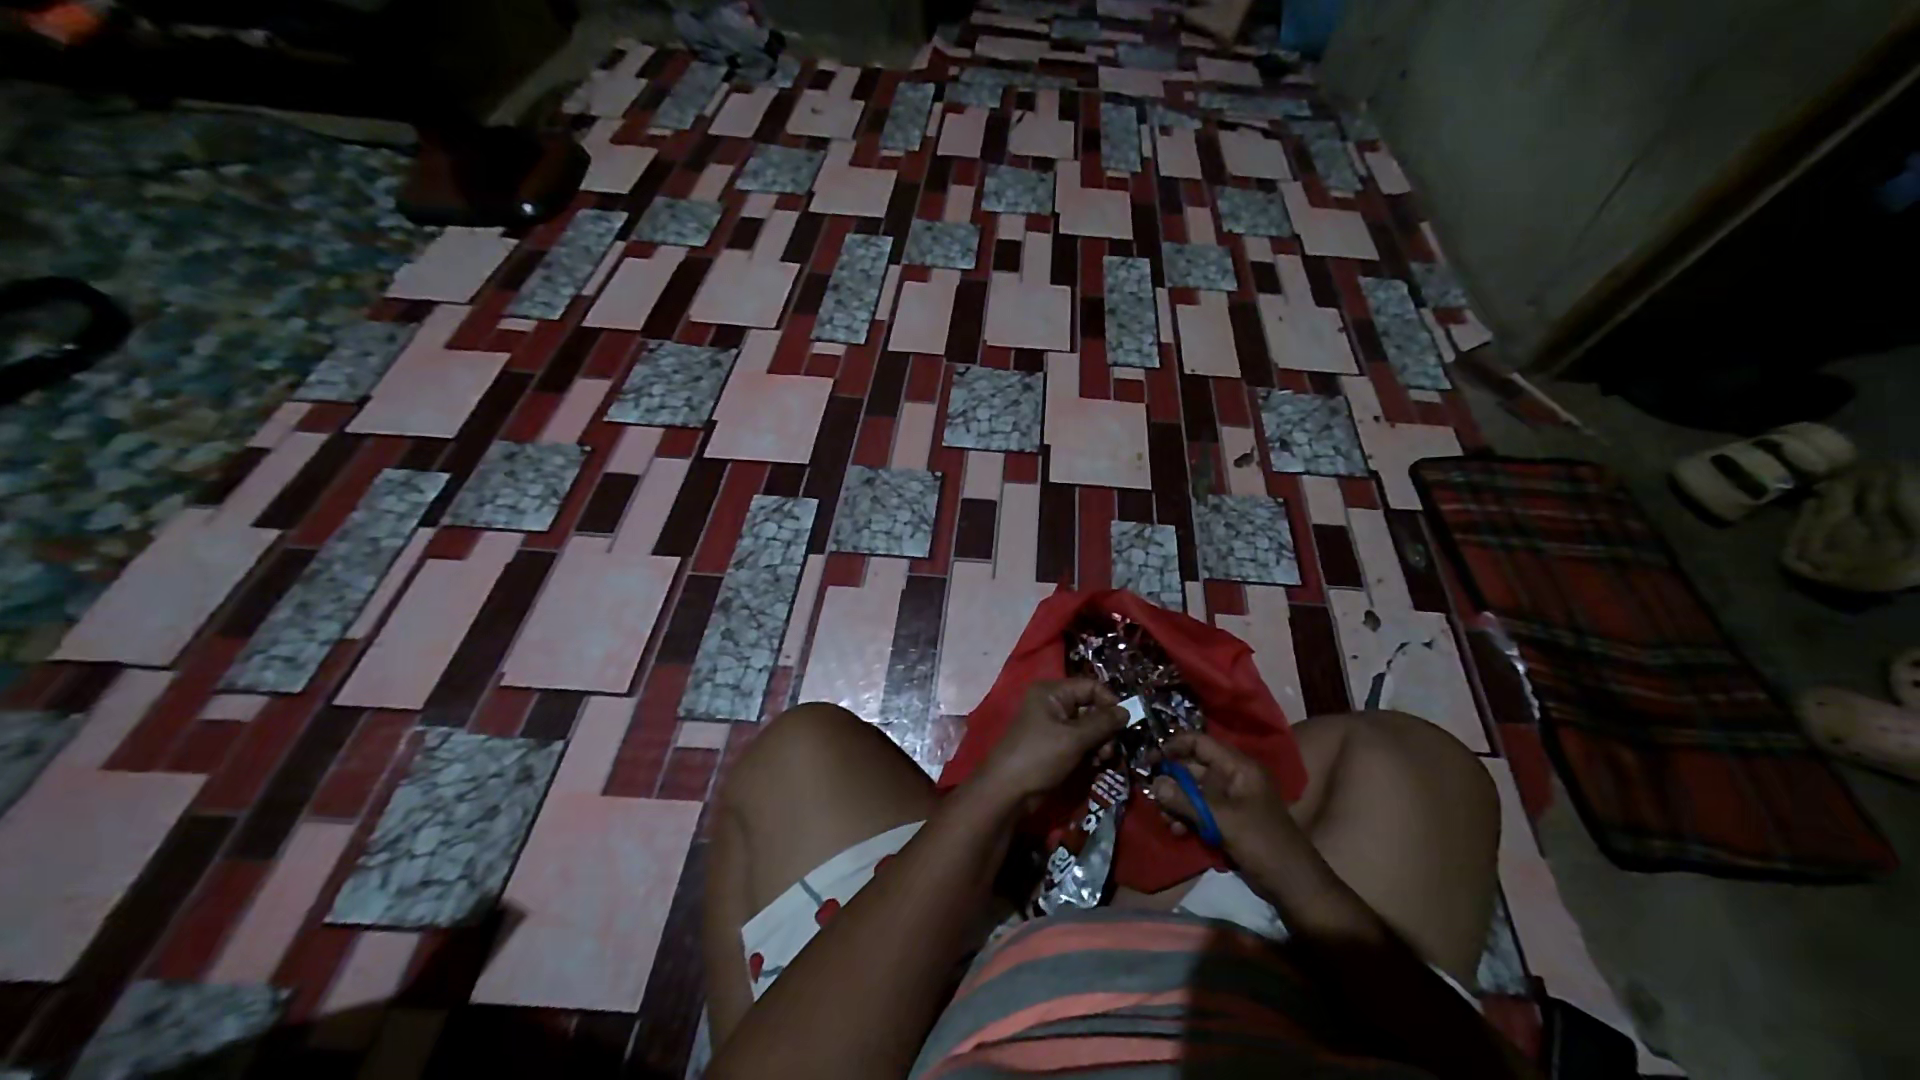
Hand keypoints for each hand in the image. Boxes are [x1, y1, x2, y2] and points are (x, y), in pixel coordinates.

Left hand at [975, 679, 1125, 805]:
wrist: (1009, 791)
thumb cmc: (1039, 756)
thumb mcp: (1074, 738)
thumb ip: (1103, 723)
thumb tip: (1127, 711)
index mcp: (1052, 692)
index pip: (1090, 686)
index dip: (1109, 702)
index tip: (1123, 723)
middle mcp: (1053, 704)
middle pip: (1091, 708)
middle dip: (1105, 728)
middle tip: (1110, 749)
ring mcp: (1054, 726)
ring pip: (1089, 728)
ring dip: (1100, 743)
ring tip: (1102, 760)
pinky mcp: (1056, 747)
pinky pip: (1081, 743)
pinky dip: (1090, 752)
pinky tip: (1095, 765)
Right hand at [1150, 731, 1295, 856]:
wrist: (1293, 885)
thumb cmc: (1263, 843)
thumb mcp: (1222, 820)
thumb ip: (1186, 800)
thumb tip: (1154, 783)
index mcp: (1239, 768)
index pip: (1201, 743)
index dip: (1174, 746)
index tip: (1150, 758)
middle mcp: (1233, 778)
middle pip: (1193, 767)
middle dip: (1170, 779)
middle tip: (1149, 792)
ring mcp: (1230, 801)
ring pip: (1193, 791)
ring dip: (1176, 802)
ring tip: (1164, 818)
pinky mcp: (1227, 821)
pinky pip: (1199, 810)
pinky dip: (1186, 817)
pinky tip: (1175, 830)